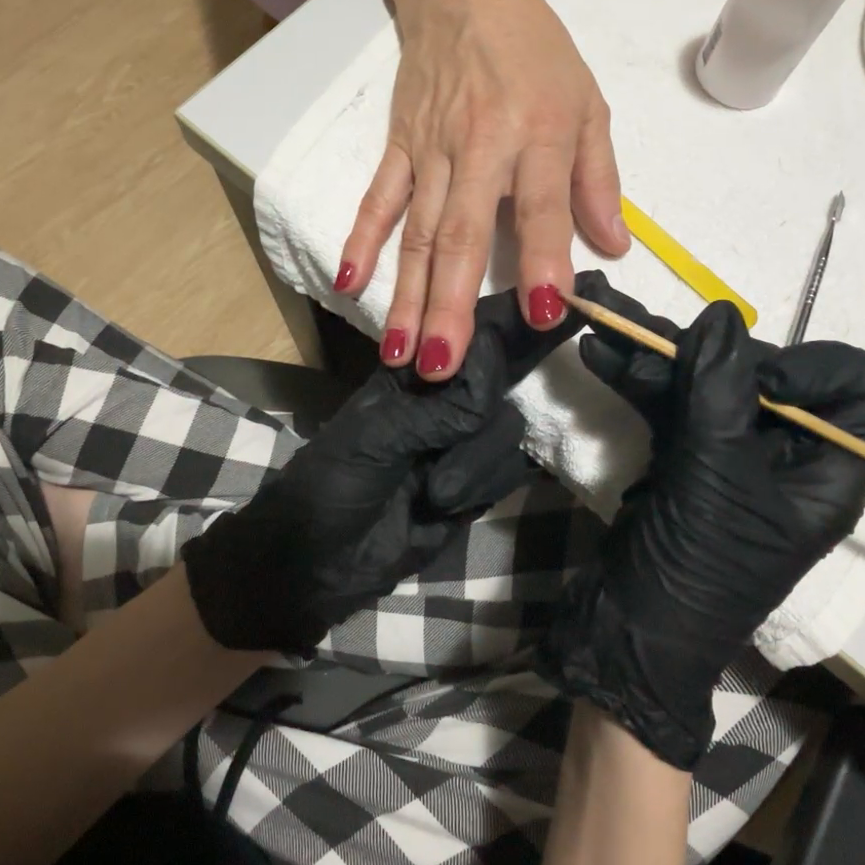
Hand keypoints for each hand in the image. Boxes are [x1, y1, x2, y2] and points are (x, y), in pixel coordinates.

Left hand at [183, 282, 588, 652]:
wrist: (318, 562)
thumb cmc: (333, 483)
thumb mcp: (378, 435)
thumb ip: (440, 406)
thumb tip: (491, 361)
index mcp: (414, 376)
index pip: (468, 339)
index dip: (507, 321)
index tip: (546, 301)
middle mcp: (446, 403)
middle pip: (503, 377)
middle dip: (517, 374)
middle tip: (534, 361)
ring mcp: (464, 445)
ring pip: (508, 429)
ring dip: (476, 460)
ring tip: (434, 490)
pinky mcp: (477, 487)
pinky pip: (508, 471)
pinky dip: (485, 484)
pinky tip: (449, 504)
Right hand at [339, 0, 629, 382]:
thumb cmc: (536, 53)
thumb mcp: (588, 104)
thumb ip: (599, 179)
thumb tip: (613, 248)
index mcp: (537, 133)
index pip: (542, 205)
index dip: (544, 258)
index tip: (542, 314)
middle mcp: (480, 147)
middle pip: (462, 233)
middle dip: (451, 303)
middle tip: (441, 365)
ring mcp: (431, 150)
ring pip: (417, 231)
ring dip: (407, 294)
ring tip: (400, 352)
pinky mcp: (399, 147)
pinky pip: (378, 199)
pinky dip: (362, 242)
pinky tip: (350, 287)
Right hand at [537, 278, 864, 768]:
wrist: (627, 633)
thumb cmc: (697, 568)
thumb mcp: (715, 477)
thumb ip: (720, 390)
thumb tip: (723, 313)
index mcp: (827, 472)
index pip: (862, 391)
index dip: (817, 368)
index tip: (759, 377)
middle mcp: (786, 458)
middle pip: (768, 376)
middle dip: (711, 350)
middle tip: (660, 340)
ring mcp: (730, 458)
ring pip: (708, 385)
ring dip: (657, 352)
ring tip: (605, 314)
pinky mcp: (683, 460)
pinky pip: (671, 406)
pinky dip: (639, 381)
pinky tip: (600, 352)